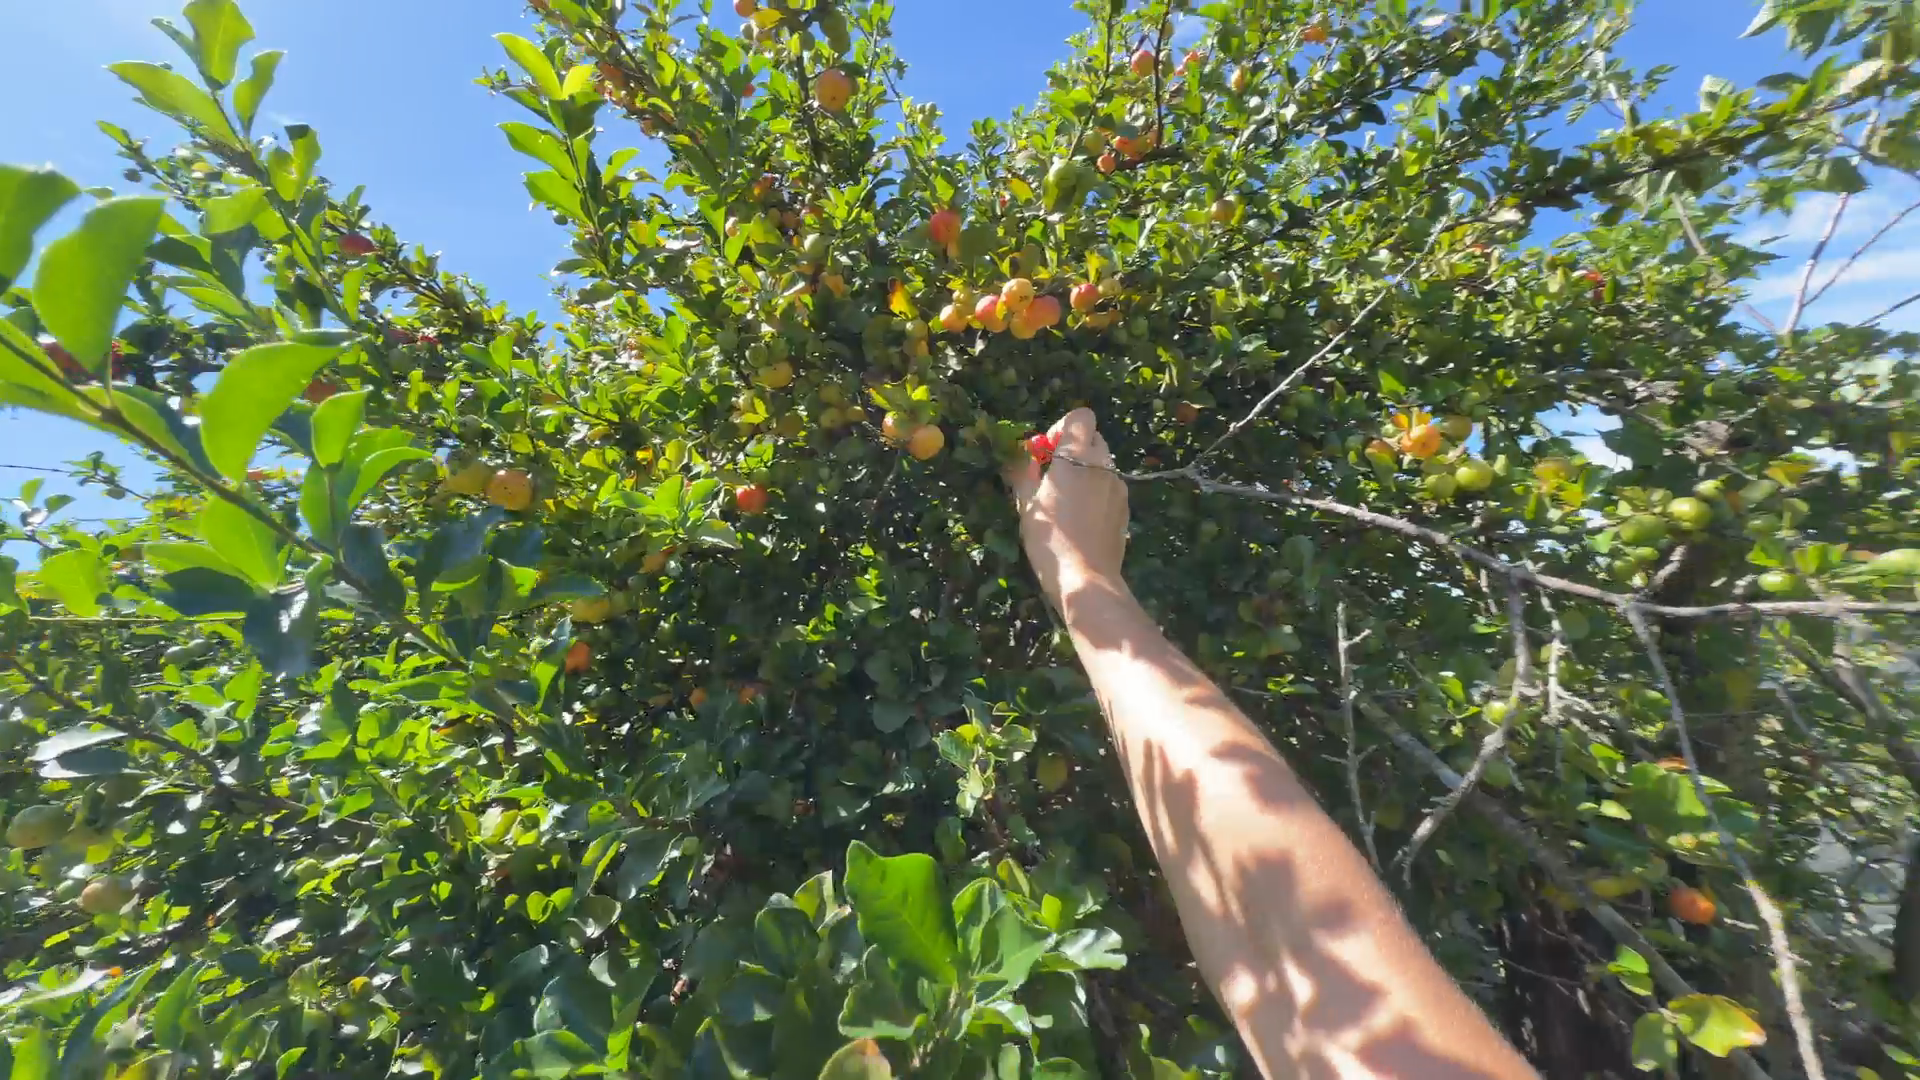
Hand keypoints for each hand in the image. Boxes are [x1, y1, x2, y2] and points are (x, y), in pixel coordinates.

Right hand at [1005, 409, 1129, 609]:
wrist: (1086, 579)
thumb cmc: (1049, 540)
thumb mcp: (1026, 506)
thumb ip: (1022, 474)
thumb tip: (1018, 456)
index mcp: (1076, 458)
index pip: (1081, 417)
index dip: (1062, 427)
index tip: (1045, 451)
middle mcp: (1102, 465)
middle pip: (1093, 438)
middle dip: (1073, 448)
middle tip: (1051, 474)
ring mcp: (1118, 486)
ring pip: (1102, 464)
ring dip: (1084, 471)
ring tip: (1065, 500)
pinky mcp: (1124, 507)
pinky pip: (1109, 486)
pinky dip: (1096, 491)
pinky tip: (1081, 518)